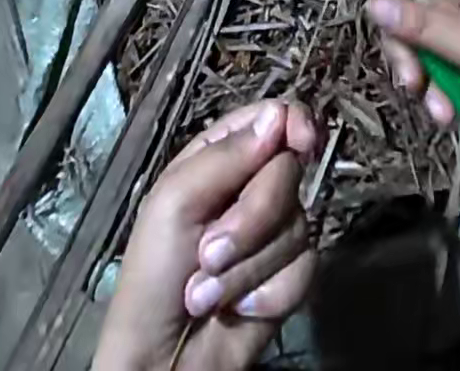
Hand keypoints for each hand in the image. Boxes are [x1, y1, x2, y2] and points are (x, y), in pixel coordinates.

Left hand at [94, 99, 321, 370]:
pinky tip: (239, 309)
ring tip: (208, 290)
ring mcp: (274, 228)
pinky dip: (268, 293)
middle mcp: (253, 181)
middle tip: (209, 251)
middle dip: (251, 218)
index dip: (293, 122)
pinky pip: (305, 268)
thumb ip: (228, 156)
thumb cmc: (155, 269)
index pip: (272, 117)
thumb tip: (280, 114)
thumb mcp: (176, 201)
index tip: (301, 141)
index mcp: (223, 153)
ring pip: (297, 224)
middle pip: (287, 172)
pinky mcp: (290, 273)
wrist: (162, 360)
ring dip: (249, 266)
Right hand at [361, 0, 459, 163]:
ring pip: (414, 49)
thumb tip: (373, 1)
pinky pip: (432, 75)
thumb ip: (422, 25)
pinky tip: (449, 117)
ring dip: (420, 79)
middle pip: (404, 14)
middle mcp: (459, 8)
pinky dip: (435, 96)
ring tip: (439, 108)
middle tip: (410, 79)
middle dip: (402, 49)